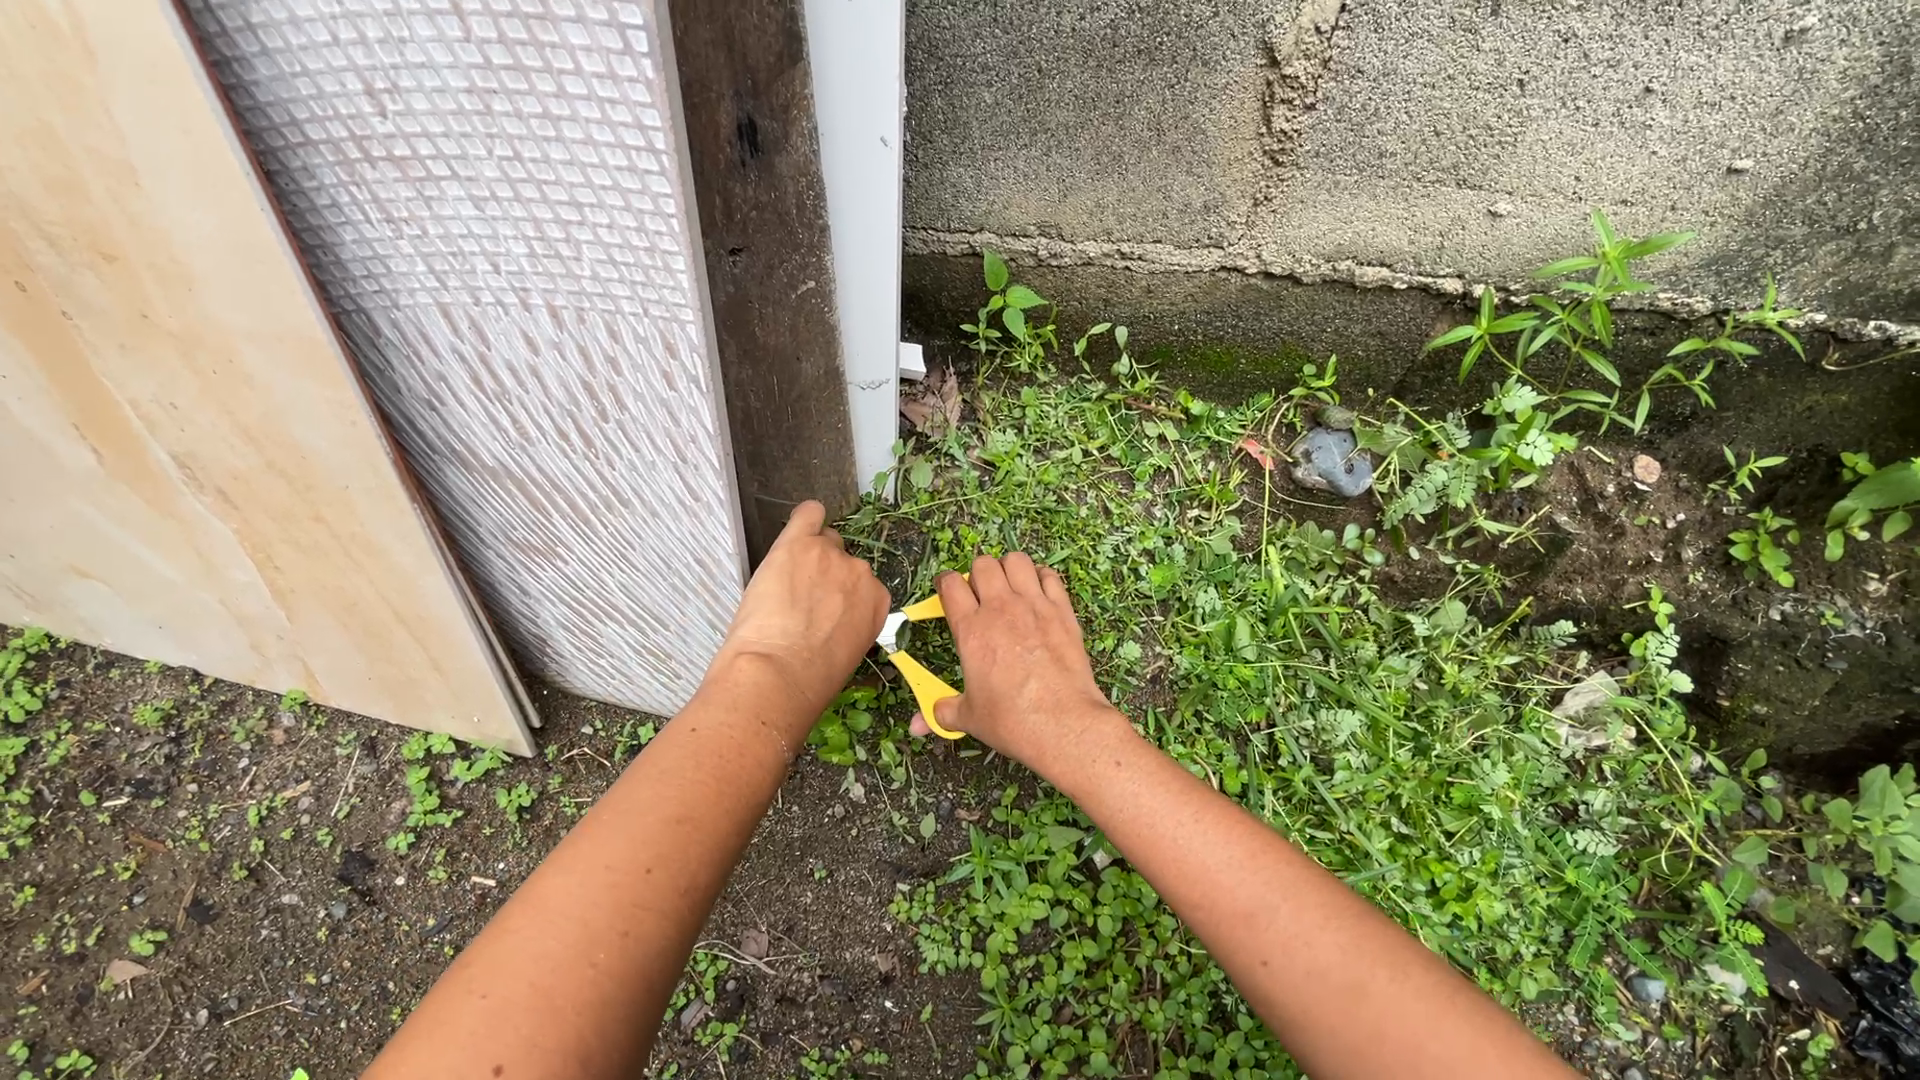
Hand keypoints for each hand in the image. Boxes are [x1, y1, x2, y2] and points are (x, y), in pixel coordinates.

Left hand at [714, 501, 888, 719]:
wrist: (779, 674)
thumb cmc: (810, 679)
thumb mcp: (848, 654)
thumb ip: (848, 624)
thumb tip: (830, 618)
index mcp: (878, 602)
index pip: (862, 585)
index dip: (839, 596)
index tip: (824, 609)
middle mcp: (860, 573)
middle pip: (842, 560)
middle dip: (823, 575)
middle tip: (800, 601)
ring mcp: (829, 555)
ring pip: (821, 540)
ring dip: (806, 557)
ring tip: (784, 584)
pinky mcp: (797, 544)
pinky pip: (807, 515)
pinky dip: (804, 518)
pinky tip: (799, 524)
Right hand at [910, 553, 1127, 777]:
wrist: (1063, 723)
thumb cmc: (1013, 720)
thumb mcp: (969, 717)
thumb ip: (942, 711)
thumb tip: (917, 725)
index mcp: (971, 630)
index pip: (950, 585)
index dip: (945, 584)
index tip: (948, 591)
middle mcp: (1001, 609)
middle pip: (982, 564)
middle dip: (977, 573)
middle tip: (980, 592)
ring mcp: (1034, 606)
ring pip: (1016, 561)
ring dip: (1009, 568)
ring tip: (1009, 586)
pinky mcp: (1062, 611)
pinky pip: (1050, 576)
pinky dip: (1042, 577)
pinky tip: (1039, 591)